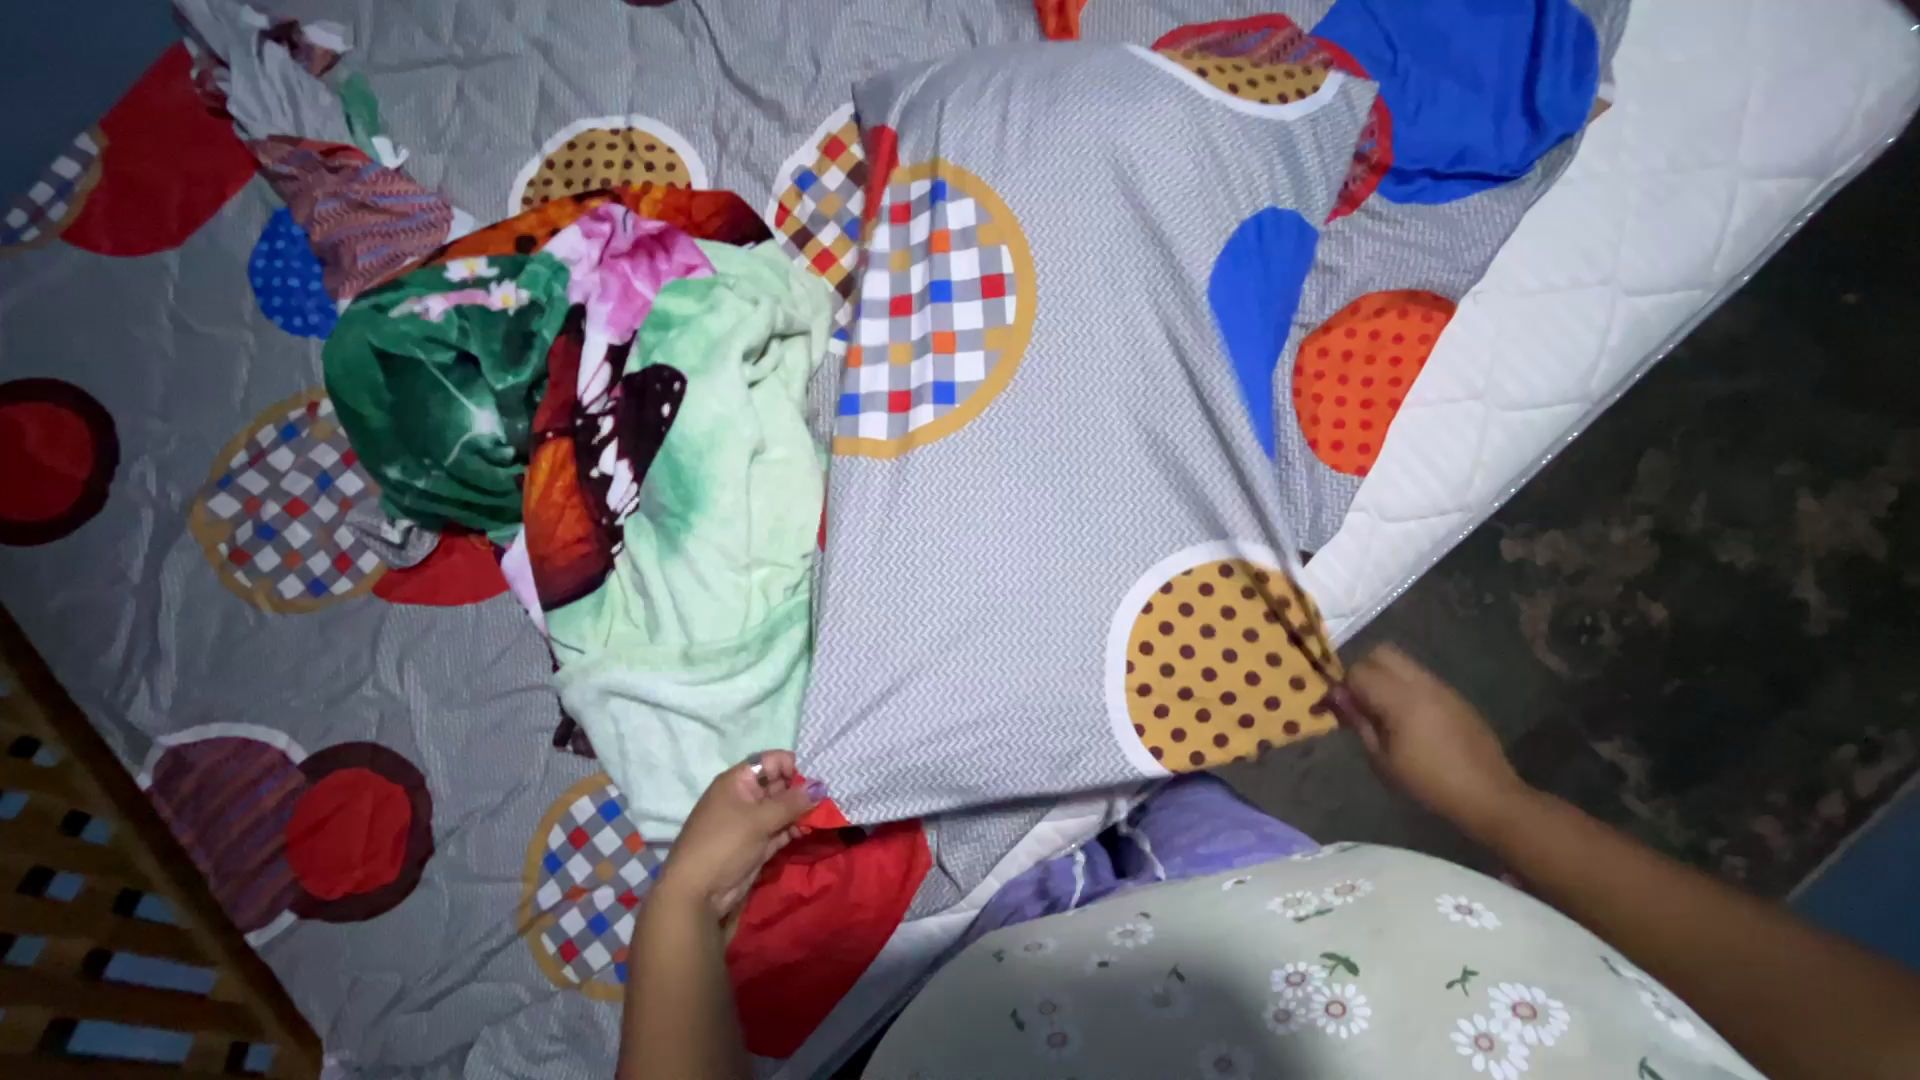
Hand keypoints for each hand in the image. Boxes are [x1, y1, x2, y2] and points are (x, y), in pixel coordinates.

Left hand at [654, 750, 823, 919]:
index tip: (816, 778)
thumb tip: (821, 786)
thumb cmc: (724, 844)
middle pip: (779, 784)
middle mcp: (745, 797)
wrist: (697, 893)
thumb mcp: (759, 820)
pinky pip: (781, 829)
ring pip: (783, 808)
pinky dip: (795, 828)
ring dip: (802, 811)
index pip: (771, 761)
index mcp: (738, 781)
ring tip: (824, 815)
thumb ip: (792, 802)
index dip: (793, 766)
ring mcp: (751, 821)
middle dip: (803, 790)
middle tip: (828, 797)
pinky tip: (811, 830)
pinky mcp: (758, 843)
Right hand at [1333, 645, 1534, 834]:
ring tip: (1383, 709)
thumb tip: (1338, 697)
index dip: (1343, 685)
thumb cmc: (1428, 782)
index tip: (1340, 707)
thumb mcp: (1382, 759)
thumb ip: (1359, 722)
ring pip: (1403, 662)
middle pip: (1381, 652)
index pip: (1358, 670)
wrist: (1488, 794)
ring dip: (1385, 676)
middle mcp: (1421, 683)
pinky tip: (1409, 718)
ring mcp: (1442, 687)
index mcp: (1400, 699)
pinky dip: (1405, 686)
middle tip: (1359, 699)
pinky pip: (1421, 677)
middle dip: (1363, 668)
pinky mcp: (1455, 696)